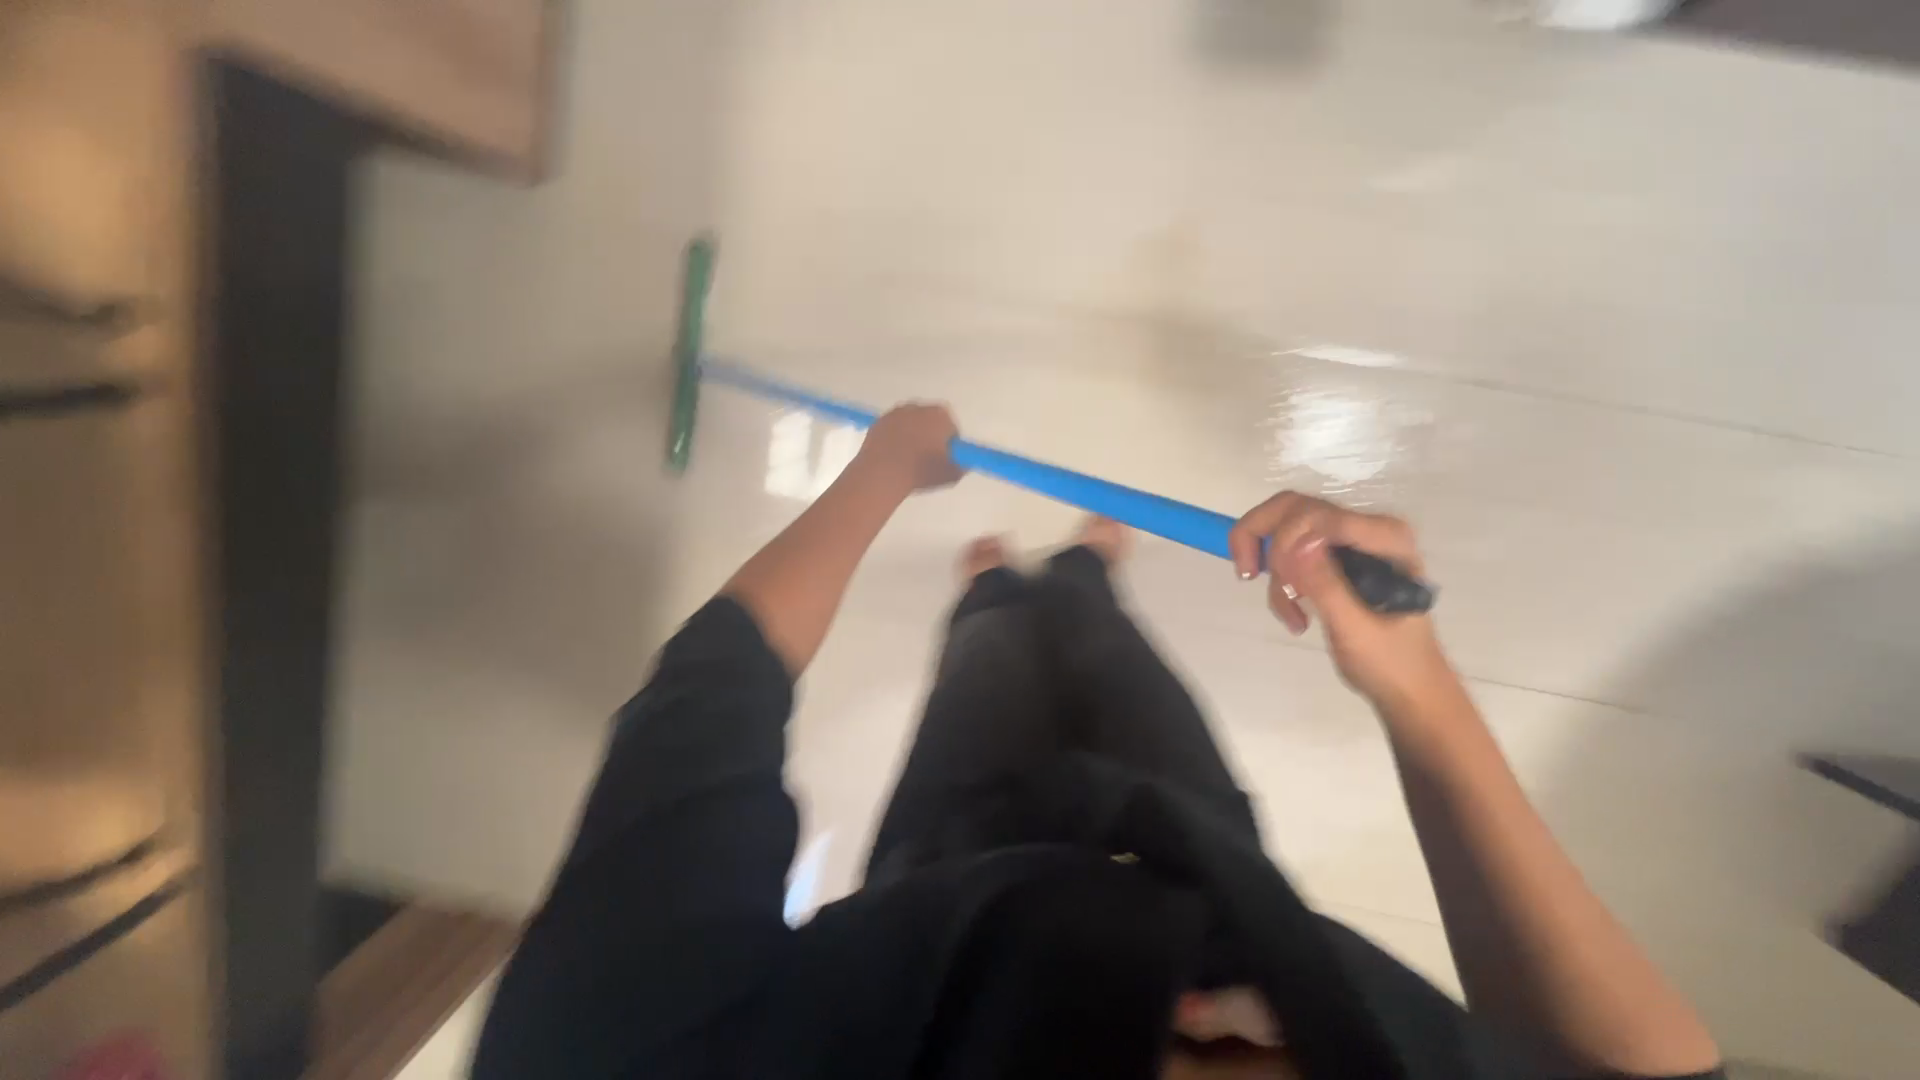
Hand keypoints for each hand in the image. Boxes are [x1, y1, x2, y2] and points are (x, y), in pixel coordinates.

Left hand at [857, 403, 963, 493]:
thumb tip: (962, 462)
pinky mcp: (878, 422)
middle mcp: (919, 406)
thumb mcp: (952, 474)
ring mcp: (895, 413)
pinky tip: (893, 457)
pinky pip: (892, 429)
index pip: (951, 428)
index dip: (950, 444)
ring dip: (911, 436)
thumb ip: (962, 465)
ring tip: (908, 460)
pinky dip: (894, 439)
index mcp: (940, 415)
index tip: (945, 459)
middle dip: (930, 436)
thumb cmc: (921, 471)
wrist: (882, 474)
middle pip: (930, 422)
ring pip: (910, 424)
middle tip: (927, 460)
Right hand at [1227, 492, 1452, 708]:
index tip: (1276, 584)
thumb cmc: (1391, 662)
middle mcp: (1368, 528)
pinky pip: (1290, 552)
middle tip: (1247, 575)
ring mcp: (1351, 541)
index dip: (1284, 542)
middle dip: (1261, 539)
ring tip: (1289, 615)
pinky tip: (1294, 616)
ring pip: (1286, 529)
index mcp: (1385, 538)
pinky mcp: (1337, 557)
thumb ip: (1326, 584)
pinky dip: (1280, 583)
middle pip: (1295, 509)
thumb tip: (1294, 544)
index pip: (1319, 515)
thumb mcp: (1355, 629)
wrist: (1408, 687)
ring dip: (1274, 571)